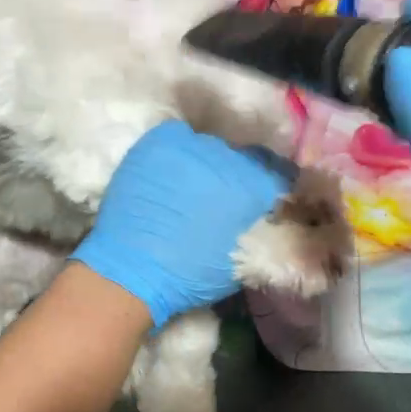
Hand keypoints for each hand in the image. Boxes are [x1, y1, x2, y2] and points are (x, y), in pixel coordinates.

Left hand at [72, 120, 291, 326]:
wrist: (133, 270)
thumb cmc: (192, 274)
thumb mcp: (244, 256)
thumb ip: (260, 223)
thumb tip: (263, 210)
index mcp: (255, 185)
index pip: (278, 170)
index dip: (270, 182)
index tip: (260, 196)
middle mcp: (230, 155)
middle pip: (240, 156)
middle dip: (235, 174)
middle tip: (220, 195)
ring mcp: (193, 143)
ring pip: (208, 146)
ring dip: (205, 162)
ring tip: (190, 183)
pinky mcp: (161, 140)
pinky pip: (178, 137)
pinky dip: (178, 150)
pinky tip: (169, 170)